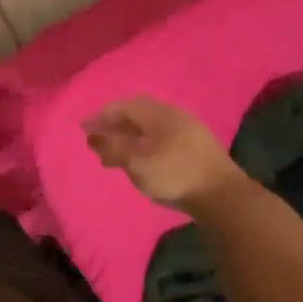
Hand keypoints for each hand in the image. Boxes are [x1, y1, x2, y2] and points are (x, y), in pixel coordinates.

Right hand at [87, 96, 246, 209]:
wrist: (219, 194)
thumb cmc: (173, 174)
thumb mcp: (135, 161)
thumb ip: (112, 146)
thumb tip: (94, 136)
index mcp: (158, 115)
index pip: (123, 107)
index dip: (100, 116)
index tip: (83, 128)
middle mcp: (173, 116)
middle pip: (138, 113)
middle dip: (115, 124)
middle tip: (98, 138)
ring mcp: (187, 130)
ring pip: (149, 126)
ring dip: (128, 135)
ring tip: (114, 153)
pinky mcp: (194, 146)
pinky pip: (160, 136)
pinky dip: (142, 143)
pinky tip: (139, 158)